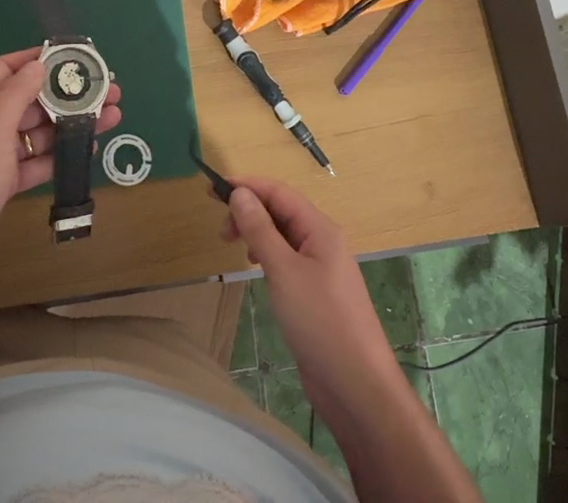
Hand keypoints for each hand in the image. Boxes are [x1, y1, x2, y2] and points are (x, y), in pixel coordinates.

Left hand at [0, 48, 121, 295]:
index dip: (34, 59)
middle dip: (65, 93)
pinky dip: (58, 155)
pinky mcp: (0, 187)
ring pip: (35, 133)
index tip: (72, 56)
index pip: (3, 70)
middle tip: (107, 91)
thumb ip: (14, 95)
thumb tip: (37, 64)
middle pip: (27, 101)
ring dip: (69, 123)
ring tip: (110, 118)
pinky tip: (86, 151)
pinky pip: (34, 163)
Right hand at [219, 177, 399, 412]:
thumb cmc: (320, 320)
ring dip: (257, 232)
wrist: (355, 382)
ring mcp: (321, 268)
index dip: (247, 186)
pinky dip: (267, 255)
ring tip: (233, 246)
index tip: (212, 189)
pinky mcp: (316, 292)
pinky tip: (256, 267)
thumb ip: (260, 230)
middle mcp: (323, 242)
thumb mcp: (283, 271)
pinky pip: (288, 259)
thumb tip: (240, 194)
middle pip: (282, 211)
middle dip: (250, 210)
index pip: (280, 192)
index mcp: (321, 229)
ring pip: (284, 235)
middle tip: (220, 230)